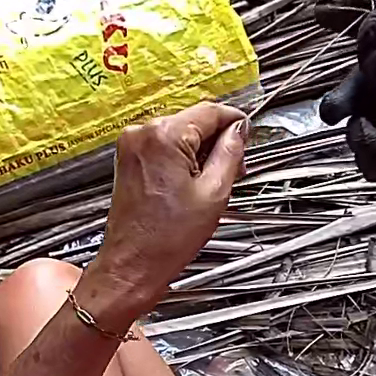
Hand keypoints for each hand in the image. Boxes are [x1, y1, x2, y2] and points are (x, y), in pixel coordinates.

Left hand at [76, 102, 248, 331]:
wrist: (132, 264)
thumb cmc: (165, 240)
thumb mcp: (214, 193)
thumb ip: (231, 153)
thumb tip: (239, 130)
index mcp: (164, 136)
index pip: (211, 111)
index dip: (235, 122)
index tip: (247, 133)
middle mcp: (142, 134)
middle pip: (194, 121)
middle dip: (216, 142)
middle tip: (233, 170)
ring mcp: (131, 146)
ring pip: (179, 134)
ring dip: (199, 152)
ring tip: (209, 185)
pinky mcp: (128, 159)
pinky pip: (163, 147)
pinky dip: (180, 160)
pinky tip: (189, 186)